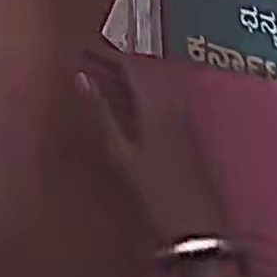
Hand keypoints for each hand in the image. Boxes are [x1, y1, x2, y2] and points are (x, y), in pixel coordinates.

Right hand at [75, 51, 231, 252]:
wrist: (195, 228)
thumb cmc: (153, 189)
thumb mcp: (119, 150)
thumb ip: (100, 110)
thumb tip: (81, 77)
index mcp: (154, 99)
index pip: (128, 63)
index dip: (104, 53)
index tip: (82, 48)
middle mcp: (171, 99)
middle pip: (141, 68)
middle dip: (115, 61)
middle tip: (89, 61)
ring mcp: (181, 114)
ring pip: (151, 81)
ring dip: (128, 76)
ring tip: (103, 78)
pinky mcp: (186, 129)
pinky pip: (160, 95)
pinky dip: (140, 91)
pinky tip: (127, 104)